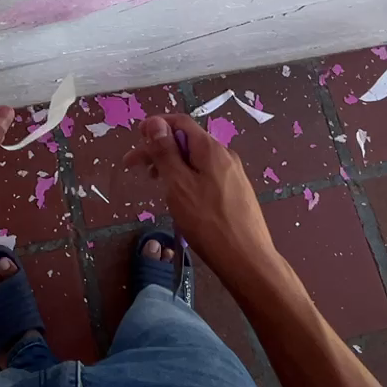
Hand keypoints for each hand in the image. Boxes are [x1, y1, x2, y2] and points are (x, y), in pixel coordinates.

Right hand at [126, 113, 277, 275]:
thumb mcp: (179, 186)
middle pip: (188, 141)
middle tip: (136, 166)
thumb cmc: (209, 223)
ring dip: (173, 164)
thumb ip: (166, 152)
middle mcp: (225, 156)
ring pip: (197, 160)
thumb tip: (155, 122)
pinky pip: (207, 175)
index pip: (180, 122)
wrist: (250, 264)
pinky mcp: (237, 193)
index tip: (137, 139)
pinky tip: (182, 198)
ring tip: (156, 183)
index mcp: (211, 149)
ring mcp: (234, 175)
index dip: (156, 125)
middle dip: (160, 148)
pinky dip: (188, 177)